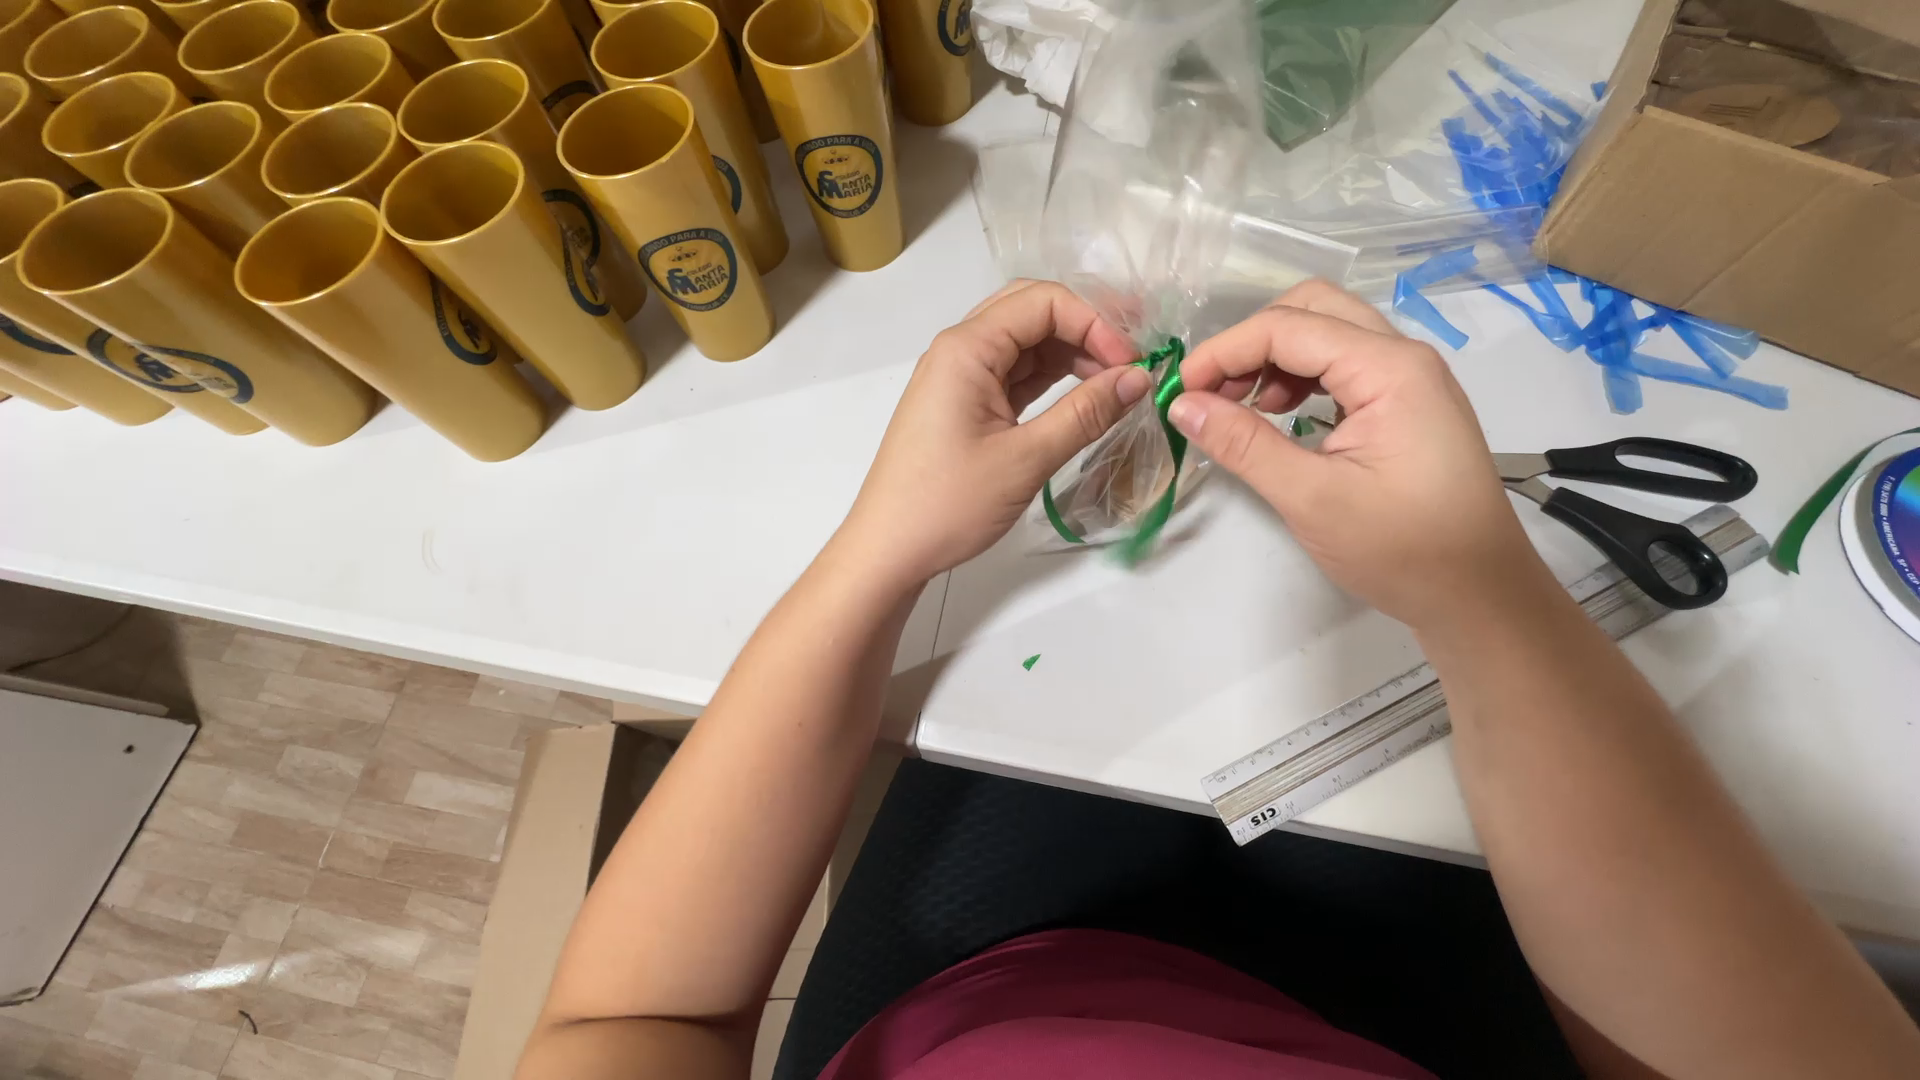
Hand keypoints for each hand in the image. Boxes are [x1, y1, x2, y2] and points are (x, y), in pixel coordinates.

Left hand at [838, 281, 1150, 588]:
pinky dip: (1049, 381)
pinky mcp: (963, 406)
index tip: (1131, 363)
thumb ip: (1085, 414)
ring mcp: (959, 378)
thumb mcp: (1025, 459)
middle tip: (1132, 358)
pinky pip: (1012, 375)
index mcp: (966, 348)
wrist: (889, 549)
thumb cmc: (949, 503)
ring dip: (1070, 355)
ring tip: (1115, 384)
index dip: (1095, 322)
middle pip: (1032, 312)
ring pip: (1024, 344)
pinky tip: (1083, 397)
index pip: (1043, 301)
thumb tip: (1138, 378)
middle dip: (1085, 328)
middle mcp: (960, 350)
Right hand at [1169, 280, 1543, 628]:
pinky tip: (1277, 414)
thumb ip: (1244, 444)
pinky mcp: (1403, 404)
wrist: (1477, 594)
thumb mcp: (1311, 498)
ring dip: (1272, 359)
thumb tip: (1182, 406)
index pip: (1287, 327)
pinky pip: (1340, 365)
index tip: (1179, 393)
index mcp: (1389, 370)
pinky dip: (1297, 378)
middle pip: (1310, 310)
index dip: (1222, 352)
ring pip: (1325, 333)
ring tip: (1238, 408)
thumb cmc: (1401, 549)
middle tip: (1211, 393)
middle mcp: (1402, 358)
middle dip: (1249, 343)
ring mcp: (1407, 379)